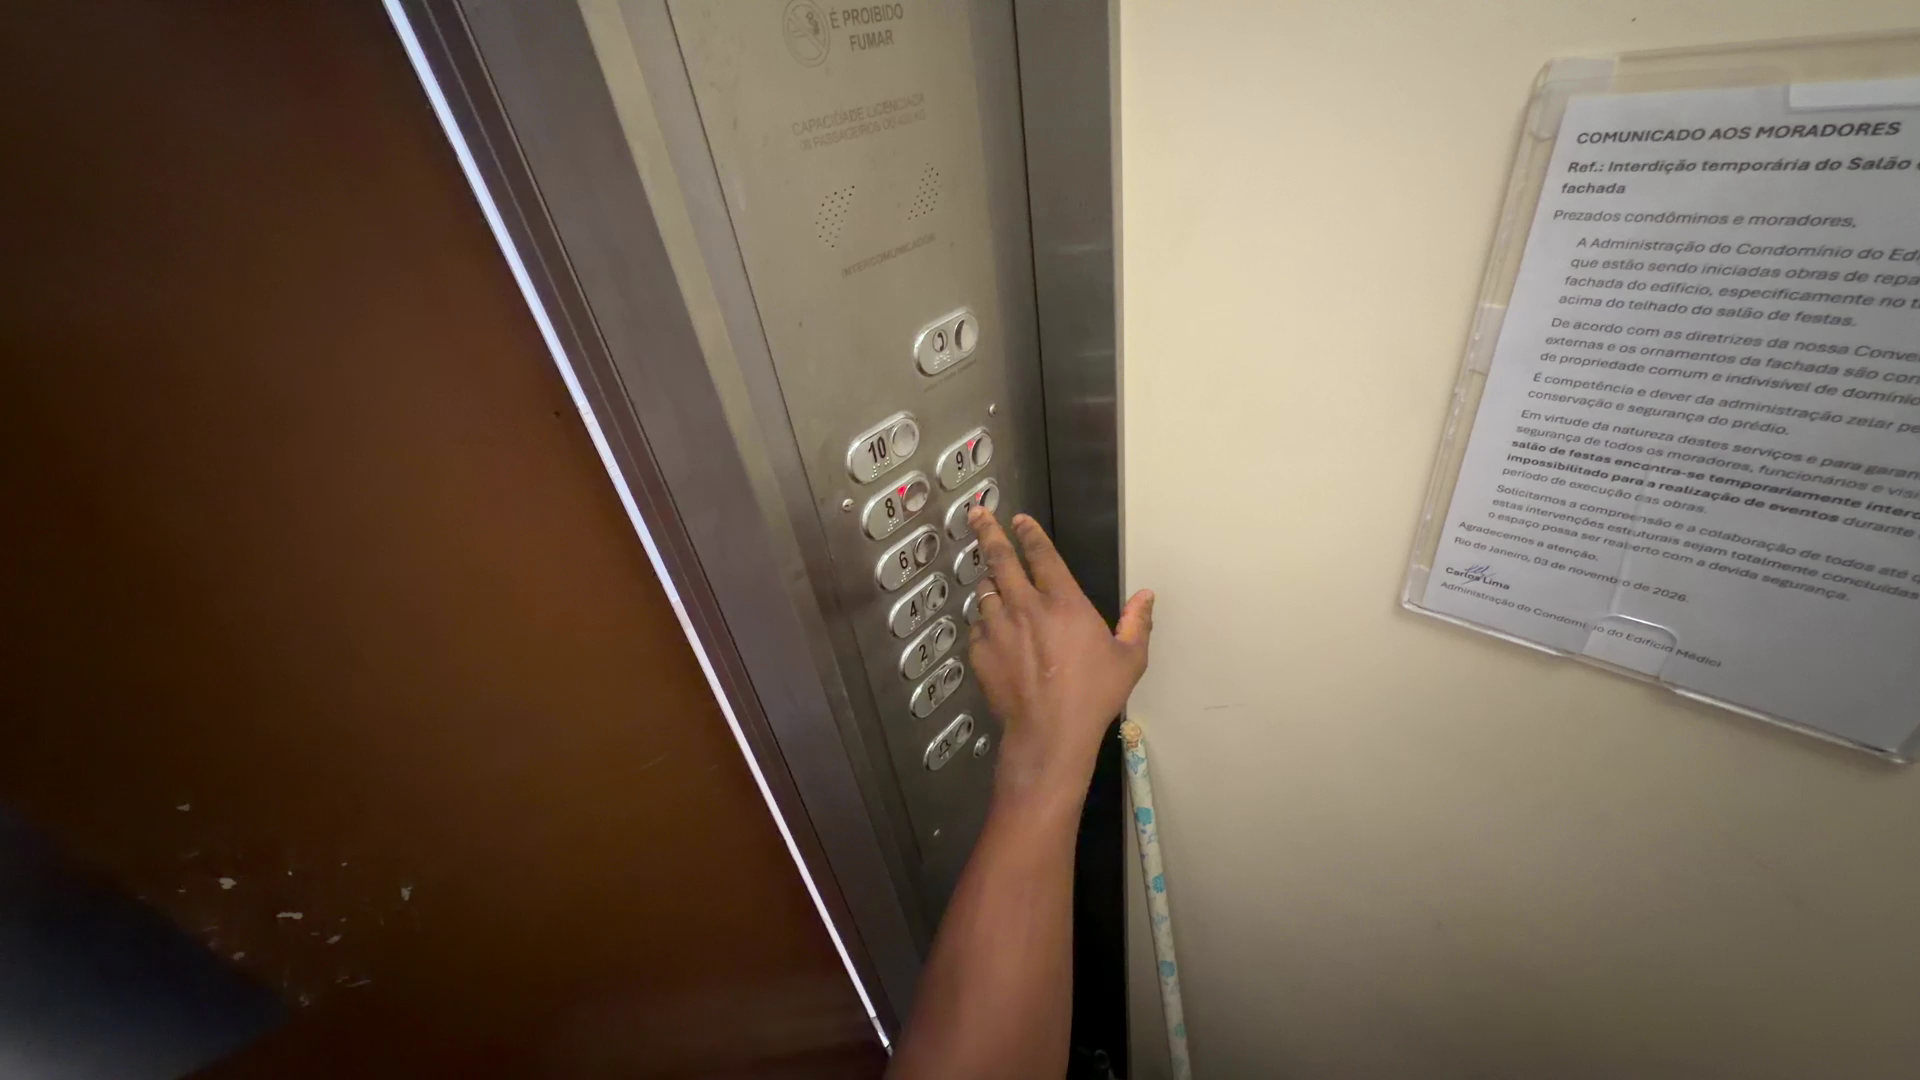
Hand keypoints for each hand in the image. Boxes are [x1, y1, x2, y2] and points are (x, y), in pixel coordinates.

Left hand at [965, 508, 1153, 801]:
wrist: (1049, 733)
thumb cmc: (1093, 695)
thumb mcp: (1129, 659)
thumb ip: (1137, 622)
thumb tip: (1146, 596)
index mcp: (1063, 602)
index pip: (1041, 554)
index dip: (1029, 533)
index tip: (1019, 519)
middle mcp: (1025, 606)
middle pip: (1000, 559)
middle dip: (988, 532)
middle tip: (977, 514)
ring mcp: (998, 628)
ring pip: (985, 591)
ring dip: (989, 581)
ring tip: (990, 578)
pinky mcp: (981, 651)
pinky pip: (978, 625)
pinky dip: (984, 620)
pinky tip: (991, 627)